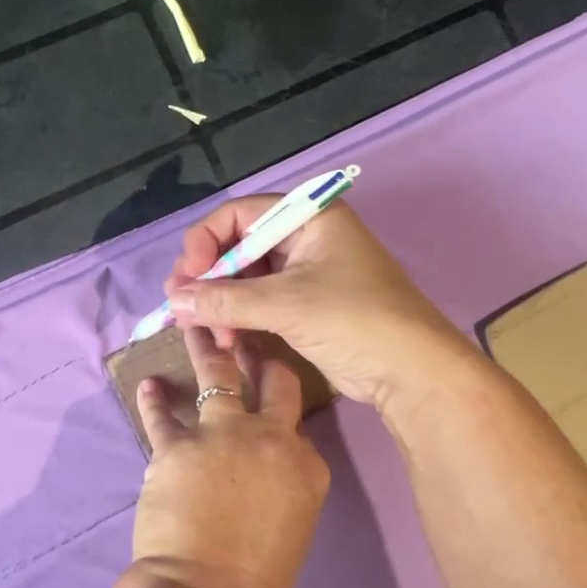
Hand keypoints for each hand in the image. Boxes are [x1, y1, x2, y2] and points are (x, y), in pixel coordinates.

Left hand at [129, 327, 328, 587]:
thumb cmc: (257, 578)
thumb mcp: (291, 522)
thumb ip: (280, 482)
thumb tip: (257, 466)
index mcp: (307, 464)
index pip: (295, 418)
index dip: (279, 400)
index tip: (270, 377)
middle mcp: (270, 438)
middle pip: (270, 381)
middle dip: (255, 351)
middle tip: (241, 329)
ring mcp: (221, 435)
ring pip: (216, 376)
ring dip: (204, 348)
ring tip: (192, 326)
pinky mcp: (176, 443)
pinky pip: (161, 412)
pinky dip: (153, 398)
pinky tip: (148, 384)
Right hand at [164, 197, 483, 411]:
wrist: (414, 373)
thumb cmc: (355, 321)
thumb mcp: (286, 305)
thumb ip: (224, 300)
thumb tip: (173, 300)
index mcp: (309, 217)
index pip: (239, 214)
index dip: (206, 241)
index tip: (187, 276)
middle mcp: (306, 237)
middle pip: (239, 245)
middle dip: (209, 276)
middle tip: (182, 305)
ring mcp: (306, 272)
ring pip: (246, 276)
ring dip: (220, 301)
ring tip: (203, 330)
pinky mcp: (306, 304)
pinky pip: (259, 300)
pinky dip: (238, 316)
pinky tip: (223, 338)